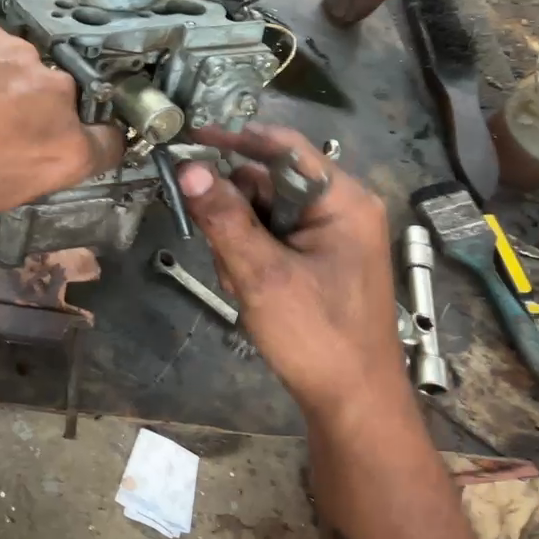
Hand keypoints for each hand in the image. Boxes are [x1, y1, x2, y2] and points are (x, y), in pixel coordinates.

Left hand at [0, 13, 123, 219]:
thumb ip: (29, 168)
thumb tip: (28, 153)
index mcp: (65, 150)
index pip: (106, 141)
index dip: (85, 142)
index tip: (65, 143)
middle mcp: (56, 95)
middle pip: (58, 98)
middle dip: (29, 110)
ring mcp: (18, 52)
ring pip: (18, 66)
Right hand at [175, 124, 407, 422]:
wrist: (351, 399)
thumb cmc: (316, 334)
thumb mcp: (262, 273)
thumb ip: (224, 218)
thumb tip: (189, 169)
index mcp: (343, 202)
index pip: (285, 149)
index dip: (235, 140)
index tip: (188, 138)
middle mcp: (339, 210)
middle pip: (266, 183)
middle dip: (233, 211)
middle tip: (216, 248)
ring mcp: (328, 236)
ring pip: (260, 214)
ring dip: (236, 240)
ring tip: (238, 281)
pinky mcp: (315, 259)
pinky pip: (268, 239)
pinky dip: (247, 257)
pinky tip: (246, 288)